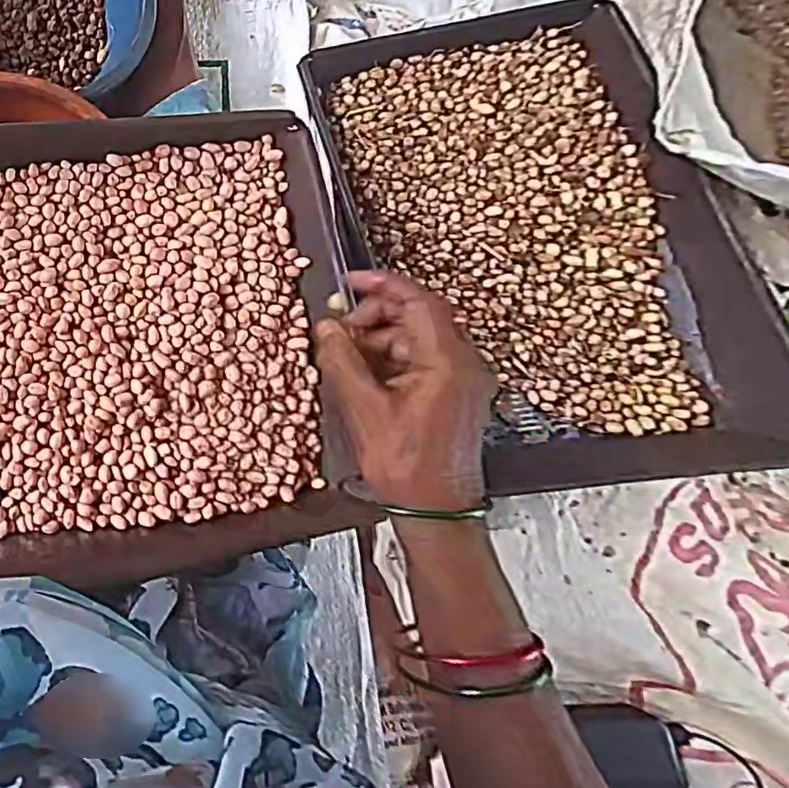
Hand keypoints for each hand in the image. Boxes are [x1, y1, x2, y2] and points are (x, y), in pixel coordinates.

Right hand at [314, 271, 496, 510]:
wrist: (434, 506)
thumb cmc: (406, 462)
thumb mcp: (363, 406)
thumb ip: (342, 359)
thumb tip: (326, 326)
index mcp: (447, 363)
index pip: (420, 303)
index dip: (383, 285)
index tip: (350, 281)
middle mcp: (461, 365)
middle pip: (415, 317)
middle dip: (372, 317)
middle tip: (337, 329)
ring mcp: (457, 379)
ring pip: (412, 338)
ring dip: (375, 339)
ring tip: (343, 356)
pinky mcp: (448, 392)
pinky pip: (415, 358)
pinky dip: (385, 358)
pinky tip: (359, 373)